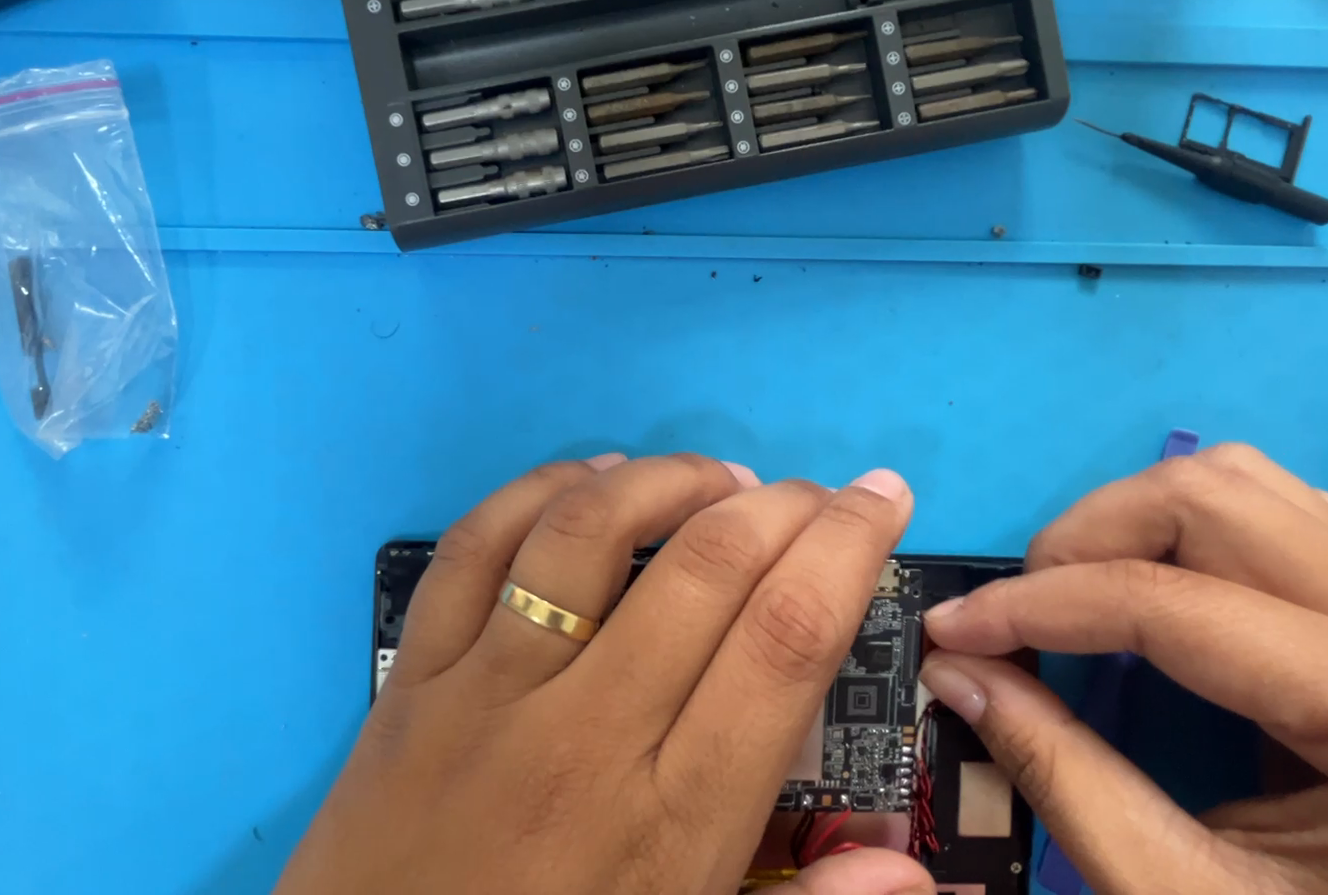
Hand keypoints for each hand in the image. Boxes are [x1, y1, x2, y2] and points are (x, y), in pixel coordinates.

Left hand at [278, 453, 934, 894]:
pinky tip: (591, 473)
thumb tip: (913, 875)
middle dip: (780, 506)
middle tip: (812, 491)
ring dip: (666, 479)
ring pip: (586, 535)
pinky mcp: (413, 674)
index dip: (846, 551)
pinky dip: (538, 488)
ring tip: (718, 477)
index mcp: (674, 819)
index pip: (784, 642)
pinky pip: (475, 548)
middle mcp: (585, 733)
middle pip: (704, 570)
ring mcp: (486, 692)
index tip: (881, 499)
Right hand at [918, 443, 1327, 894]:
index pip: (1170, 602)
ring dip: (1128, 523)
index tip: (949, 630)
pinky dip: (1180, 529)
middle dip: (1081, 541)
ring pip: (1238, 483)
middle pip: (1207, 498)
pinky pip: (1269, 512)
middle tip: (1021, 617)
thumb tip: (951, 668)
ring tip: (1078, 596)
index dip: (1034, 606)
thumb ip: (1059, 773)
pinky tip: (1154, 592)